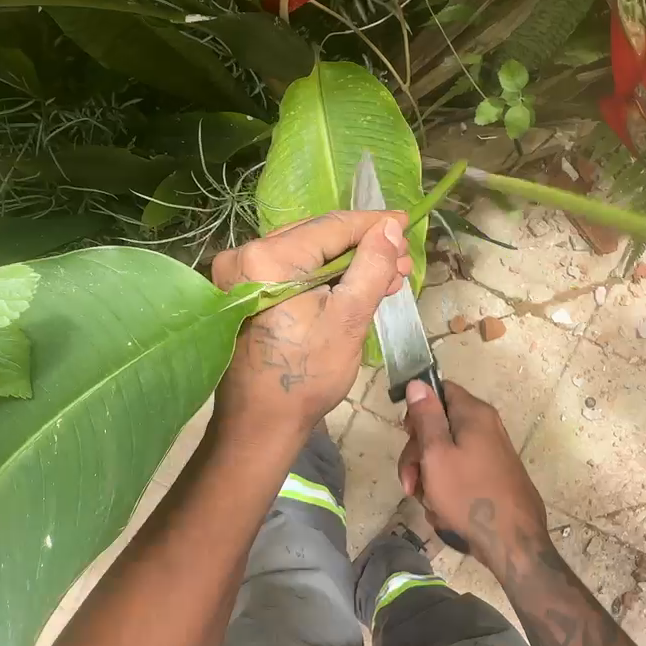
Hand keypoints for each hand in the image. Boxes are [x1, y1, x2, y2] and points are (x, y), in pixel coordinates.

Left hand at [211, 211, 411, 436]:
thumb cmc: (305, 376)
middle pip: (317, 236)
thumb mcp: (349, 319)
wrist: (261, 423)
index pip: (331, 227)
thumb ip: (372, 267)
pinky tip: (356, 285)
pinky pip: (292, 270)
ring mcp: (239, 273)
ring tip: (388, 276)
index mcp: (266, 258)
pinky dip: (324, 276)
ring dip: (348, 262)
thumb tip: (391, 227)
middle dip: (364, 246)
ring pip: (306, 253)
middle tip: (402, 260)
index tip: (406, 222)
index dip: (373, 225)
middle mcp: (245, 255)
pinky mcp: (244, 291)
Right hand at [398, 380, 549, 577]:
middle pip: (439, 426)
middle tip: (411, 482)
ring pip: (446, 454)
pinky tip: (444, 512)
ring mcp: (490, 453)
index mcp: (474, 414)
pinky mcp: (492, 477)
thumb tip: (418, 383)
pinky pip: (459, 474)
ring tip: (428, 503)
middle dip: (418, 454)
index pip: (439, 390)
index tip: (407, 434)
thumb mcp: (436, 454)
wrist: (512, 541)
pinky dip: (446, 490)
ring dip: (429, 477)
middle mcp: (485, 427)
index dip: (418, 409)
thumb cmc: (469, 494)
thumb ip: (425, 417)